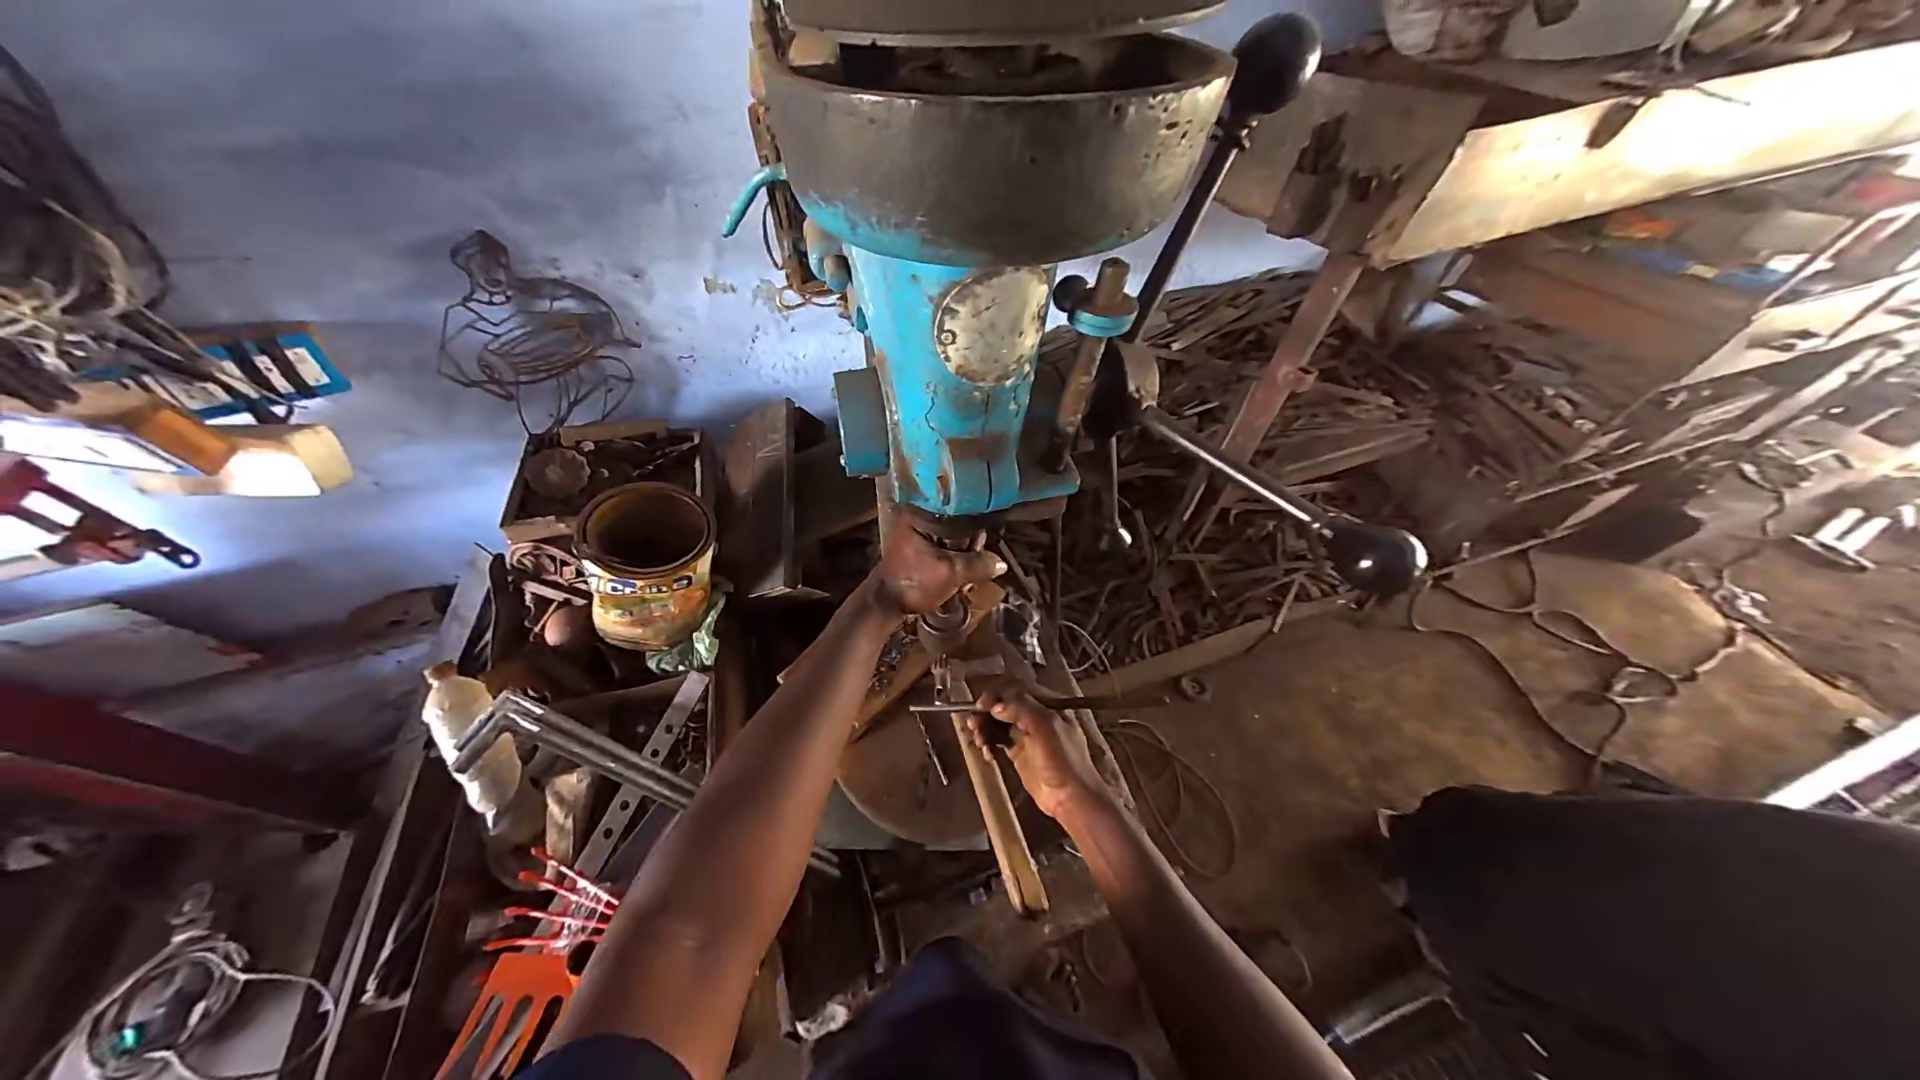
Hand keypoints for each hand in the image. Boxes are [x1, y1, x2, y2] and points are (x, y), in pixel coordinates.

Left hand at [867, 507, 1005, 616]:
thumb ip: (978, 564)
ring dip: (964, 558)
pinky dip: (955, 560)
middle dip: (969, 547)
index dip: (973, 526)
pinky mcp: (920, 545)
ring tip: (965, 579)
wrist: (886, 606)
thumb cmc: (914, 584)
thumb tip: (1002, 563)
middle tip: (973, 567)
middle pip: (958, 523)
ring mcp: (917, 530)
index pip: (957, 508)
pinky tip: (960, 579)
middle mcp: (916, 515)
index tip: (979, 545)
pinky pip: (946, 546)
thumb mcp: (950, 573)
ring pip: (954, 537)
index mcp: (918, 513)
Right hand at [968, 684, 1112, 821]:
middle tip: (973, 724)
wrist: (1071, 797)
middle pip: (1005, 704)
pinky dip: (989, 743)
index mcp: (1047, 703)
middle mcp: (1035, 715)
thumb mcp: (1045, 727)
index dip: (997, 693)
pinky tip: (986, 753)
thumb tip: (995, 706)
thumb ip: (1021, 708)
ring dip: (984, 728)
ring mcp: (1026, 734)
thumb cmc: (1063, 759)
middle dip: (987, 712)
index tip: (982, 705)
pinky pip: (998, 740)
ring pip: (998, 722)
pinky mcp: (1018, 753)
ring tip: (979, 741)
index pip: (1017, 688)